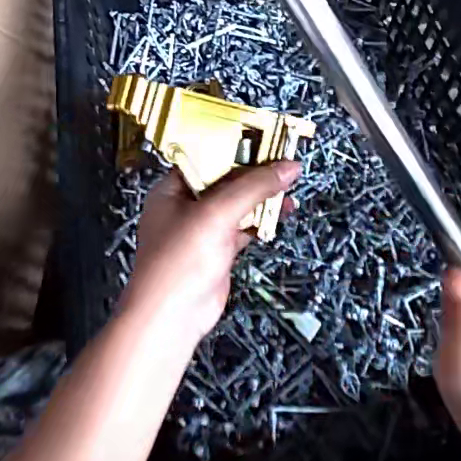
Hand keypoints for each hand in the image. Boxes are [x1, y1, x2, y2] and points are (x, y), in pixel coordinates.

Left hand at [122, 161, 299, 343]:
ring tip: (289, 189)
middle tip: (285, 163)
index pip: (207, 156)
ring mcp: (202, 230)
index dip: (237, 147)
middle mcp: (185, 206)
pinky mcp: (217, 250)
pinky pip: (244, 227)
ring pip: (238, 204)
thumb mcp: (217, 214)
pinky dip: (262, 221)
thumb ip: (254, 187)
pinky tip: (280, 214)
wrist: (171, 320)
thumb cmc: (178, 263)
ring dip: (262, 197)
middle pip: (226, 180)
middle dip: (255, 173)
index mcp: (172, 189)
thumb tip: (288, 166)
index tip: (267, 140)